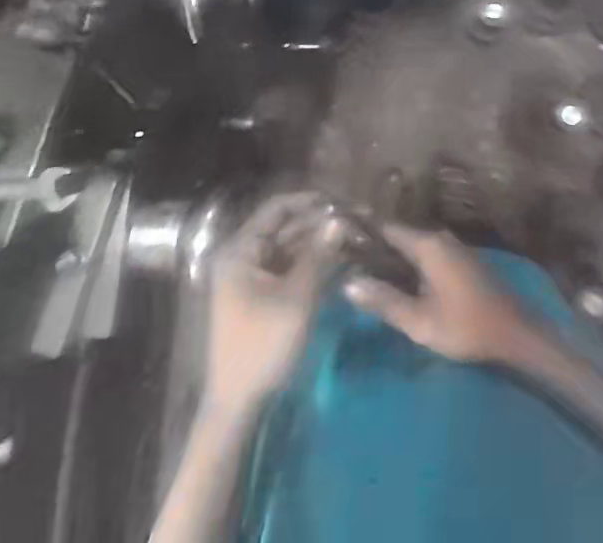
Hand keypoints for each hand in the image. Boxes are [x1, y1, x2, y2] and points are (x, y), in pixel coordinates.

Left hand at [202, 192, 345, 411]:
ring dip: (323, 241)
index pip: (277, 209)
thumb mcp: (296, 298)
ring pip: (293, 248)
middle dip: (323, 221)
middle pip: (287, 227)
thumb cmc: (262, 345)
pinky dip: (316, 262)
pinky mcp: (266, 296)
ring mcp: (255, 277)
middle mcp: (245, 256)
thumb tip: (338, 219)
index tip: (345, 201)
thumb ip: (318, 255)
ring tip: (359, 236)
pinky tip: (345, 259)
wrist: (240, 402)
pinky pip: (293, 268)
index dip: (311, 201)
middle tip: (362, 219)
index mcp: (241, 250)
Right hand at [343, 226, 533, 364]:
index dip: (361, 232)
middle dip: (373, 246)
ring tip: (362, 269)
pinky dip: (408, 263)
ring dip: (391, 256)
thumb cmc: (466, 326)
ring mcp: (453, 248)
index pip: (385, 227)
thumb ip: (384, 301)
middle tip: (344, 259)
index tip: (336, 238)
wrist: (516, 334)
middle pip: (398, 235)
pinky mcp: (460, 261)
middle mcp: (440, 238)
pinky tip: (394, 279)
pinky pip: (425, 254)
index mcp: (428, 245)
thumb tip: (348, 284)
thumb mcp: (419, 321)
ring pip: (412, 246)